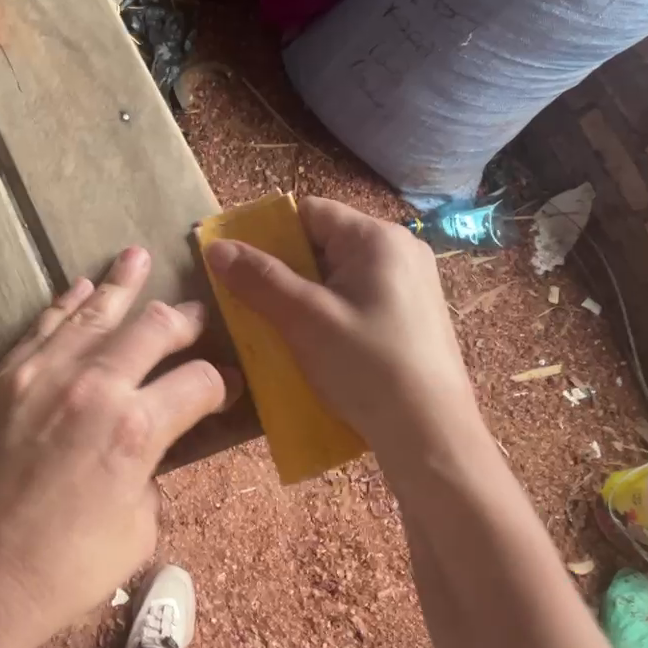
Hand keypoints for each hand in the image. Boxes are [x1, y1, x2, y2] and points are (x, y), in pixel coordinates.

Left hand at [0, 246, 234, 647]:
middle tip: (197, 315)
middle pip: (152, 329)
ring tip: (138, 255)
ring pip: (93, 313)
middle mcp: (93, 386)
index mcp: (136, 429)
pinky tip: (83, 285)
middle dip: (182, 319)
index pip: (197, 382)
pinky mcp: (2, 376)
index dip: (221, 381)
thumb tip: (147, 450)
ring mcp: (42, 373)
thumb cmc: (58, 573)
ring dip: (122, 284)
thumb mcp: (135, 533)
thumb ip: (149, 476)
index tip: (228, 384)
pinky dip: (66, 303)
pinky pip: (42, 326)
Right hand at [202, 196, 478, 450]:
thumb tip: (215, 247)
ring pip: (338, 275)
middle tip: (251, 301)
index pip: (308, 213)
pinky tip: (315, 345)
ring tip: (277, 326)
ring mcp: (412, 285)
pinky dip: (329, 313)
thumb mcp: (303, 319)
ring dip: (303, 296)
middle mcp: (400, 251)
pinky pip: (357, 300)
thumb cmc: (366, 366)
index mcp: (377, 239)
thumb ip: (258, 279)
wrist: (431, 435)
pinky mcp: (413, 318)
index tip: (237, 264)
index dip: (267, 234)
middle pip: (323, 243)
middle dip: (283, 269)